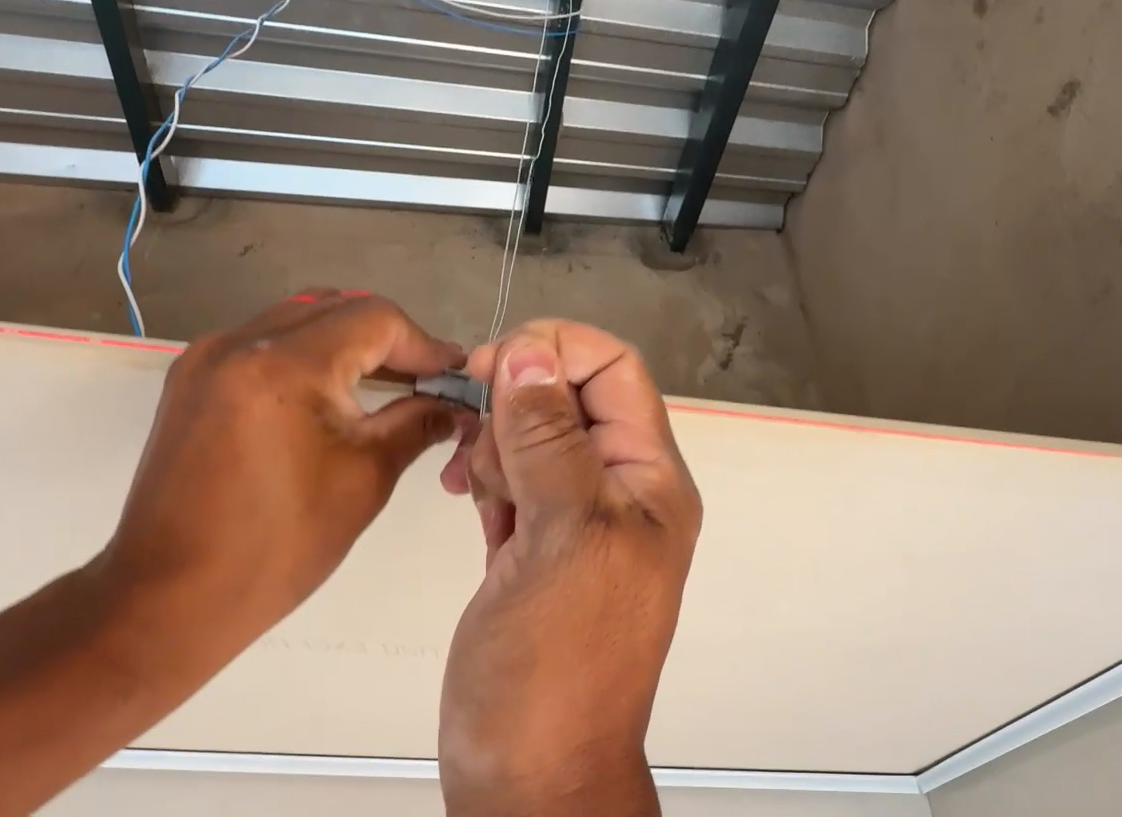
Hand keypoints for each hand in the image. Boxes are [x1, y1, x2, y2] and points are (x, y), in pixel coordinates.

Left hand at [94, 289, 469, 659]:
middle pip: (338, 307)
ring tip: (386, 382)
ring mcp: (209, 356)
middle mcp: (241, 342)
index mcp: (285, 365)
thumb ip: (417, 424)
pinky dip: (308, 353)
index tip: (453, 375)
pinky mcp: (192, 377)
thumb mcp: (365, 479)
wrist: (166, 600)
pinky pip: (265, 340)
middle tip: (426, 378)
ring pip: (300, 317)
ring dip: (349, 340)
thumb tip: (456, 406)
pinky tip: (330, 392)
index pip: (375, 319)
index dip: (423, 343)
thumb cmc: (277, 546)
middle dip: (390, 338)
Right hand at [436, 321, 701, 816]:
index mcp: (649, 479)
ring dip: (497, 444)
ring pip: (533, 431)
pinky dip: (486, 475)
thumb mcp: (564, 539)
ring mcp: (575, 513)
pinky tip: (473, 503)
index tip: (495, 365)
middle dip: (517, 404)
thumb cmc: (559, 673)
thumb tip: (529, 354)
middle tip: (488, 448)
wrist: (529, 772)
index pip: (613, 368)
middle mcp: (619, 488)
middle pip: (568, 393)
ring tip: (481, 492)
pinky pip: (511, 473)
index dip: (554, 350)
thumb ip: (550, 439)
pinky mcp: (535, 538)